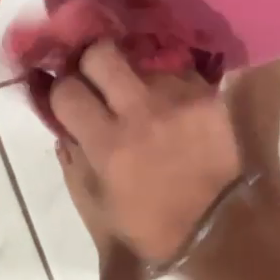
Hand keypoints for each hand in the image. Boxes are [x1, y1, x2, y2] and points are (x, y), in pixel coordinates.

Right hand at [49, 41, 241, 265]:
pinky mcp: (204, 93)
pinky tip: (172, 106)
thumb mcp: (98, 204)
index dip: (62, 90)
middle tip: (98, 78)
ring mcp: (176, 96)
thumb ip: (75, 158)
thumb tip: (62, 122)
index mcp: (108, 144)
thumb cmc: (150, 223)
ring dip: (135, 77)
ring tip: (144, 99)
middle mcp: (140, 111)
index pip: (67, 90)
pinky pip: (175, 72)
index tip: (69, 96)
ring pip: (141, 60)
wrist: (217, 226)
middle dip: (92, 61)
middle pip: (101, 53)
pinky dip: (168, 86)